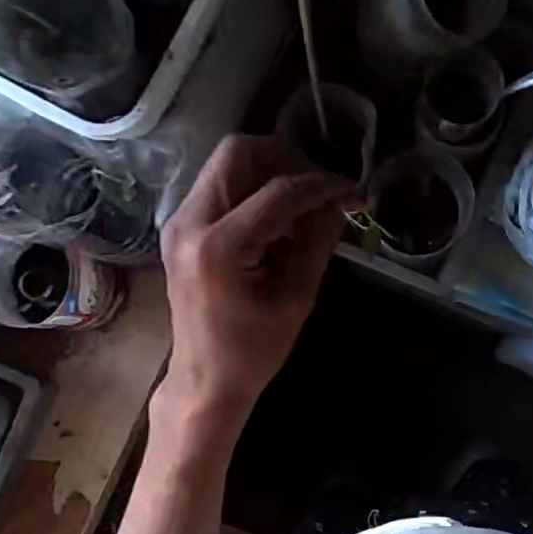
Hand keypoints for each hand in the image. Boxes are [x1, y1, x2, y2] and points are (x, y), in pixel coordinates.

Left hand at [162, 135, 357, 412]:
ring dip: (271, 174)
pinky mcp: (182, 228)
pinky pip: (221, 187)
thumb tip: (339, 202)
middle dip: (288, 160)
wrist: (204, 381)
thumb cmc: (252, 352)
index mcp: (218, 247)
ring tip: (303, 210)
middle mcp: (189, 222)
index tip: (354, 192)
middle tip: (320, 189)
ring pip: (227, 164)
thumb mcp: (296, 299)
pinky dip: (254, 191)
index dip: (322, 185)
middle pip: (238, 152)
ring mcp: (179, 222)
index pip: (279, 191)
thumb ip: (318, 242)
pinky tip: (279, 223)